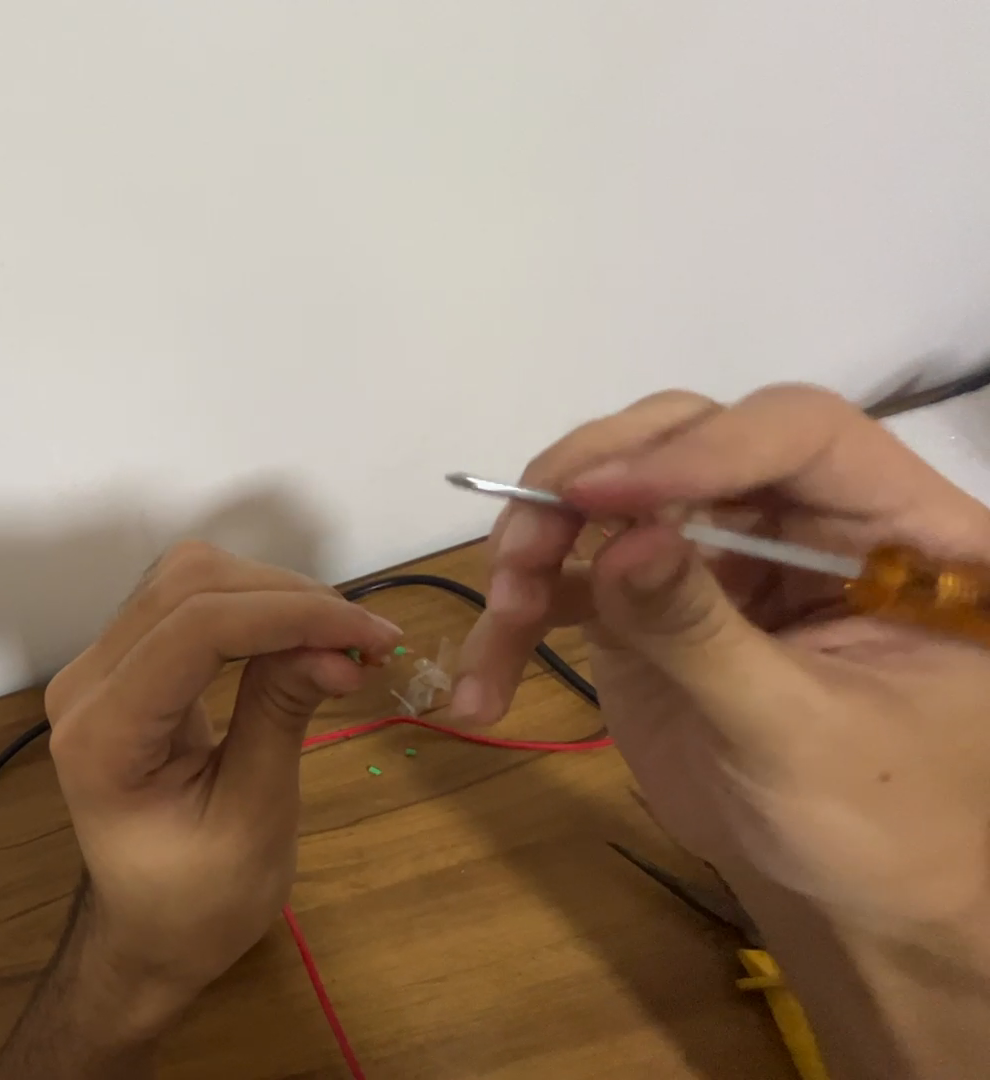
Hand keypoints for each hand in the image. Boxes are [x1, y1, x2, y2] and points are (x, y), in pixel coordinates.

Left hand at [41, 541, 401, 1019]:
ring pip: (184, 580)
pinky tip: (297, 635)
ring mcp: (95, 668)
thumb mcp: (252, 820)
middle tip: (366, 638)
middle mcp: (85, 682)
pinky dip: (249, 607)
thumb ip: (279, 717)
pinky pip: (183, 605)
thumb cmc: (197, 903)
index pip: (191, 630)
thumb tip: (337, 644)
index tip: (372, 634)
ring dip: (270, 593)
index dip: (287, 615)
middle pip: (184, 586)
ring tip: (340, 637)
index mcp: (103, 733)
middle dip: (284, 596)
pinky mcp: (119, 665)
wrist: (144, 928)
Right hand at [454, 384, 989, 926]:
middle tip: (519, 548)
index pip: (792, 436)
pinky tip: (480, 691)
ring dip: (528, 556)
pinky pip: (553, 585)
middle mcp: (788, 523)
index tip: (593, 501)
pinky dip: (506, 631)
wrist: (827, 887)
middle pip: (670, 442)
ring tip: (503, 621)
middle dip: (577, 490)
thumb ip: (706, 632)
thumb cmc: (871, 823)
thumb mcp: (795, 728)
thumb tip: (626, 543)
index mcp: (888, 533)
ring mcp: (701, 560)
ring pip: (590, 506)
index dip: (693, 451)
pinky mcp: (629, 604)